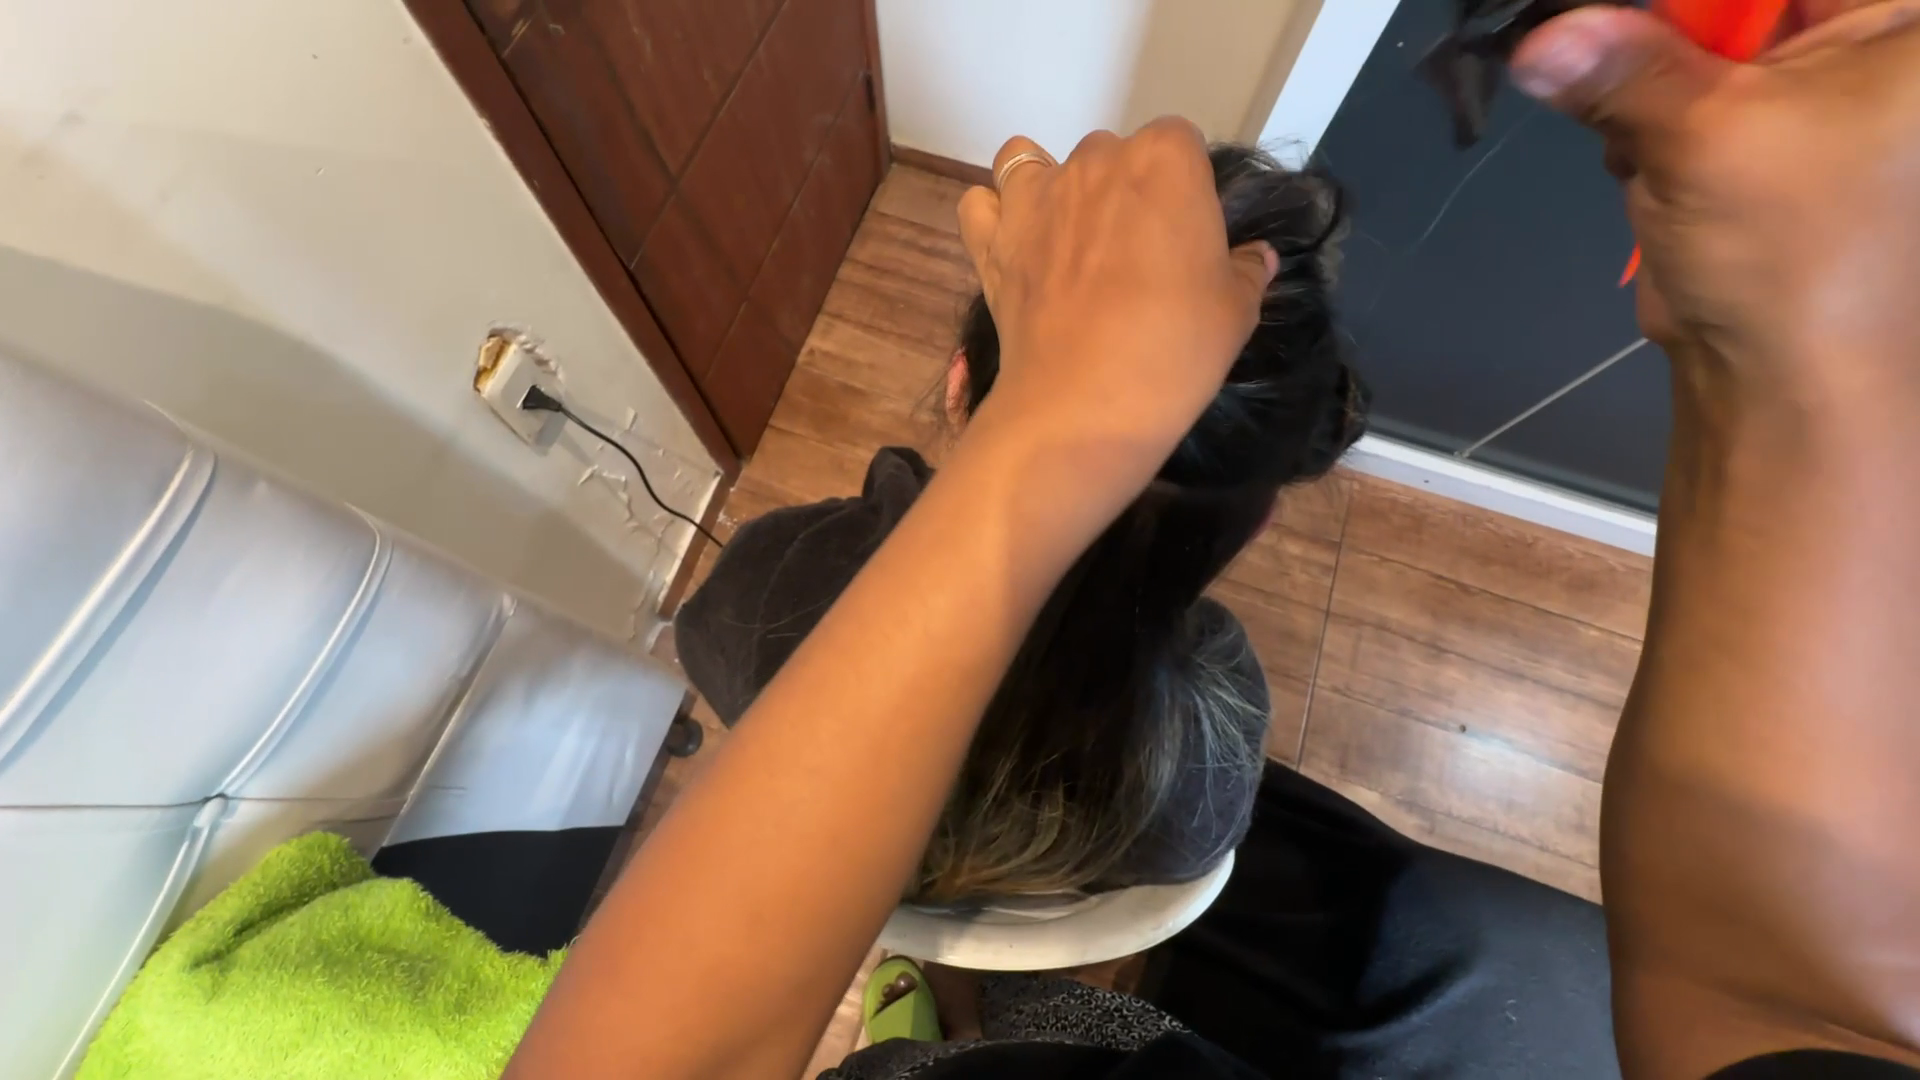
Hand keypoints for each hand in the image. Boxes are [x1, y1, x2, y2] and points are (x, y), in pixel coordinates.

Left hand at [955, 120, 1276, 485]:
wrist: (1084, 403)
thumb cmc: (1172, 350)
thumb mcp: (1234, 312)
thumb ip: (1244, 272)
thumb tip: (1254, 258)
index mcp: (1165, 160)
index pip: (1179, 147)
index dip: (1182, 193)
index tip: (1182, 241)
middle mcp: (1095, 161)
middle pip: (1109, 156)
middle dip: (1120, 195)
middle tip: (1129, 259)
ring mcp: (1033, 199)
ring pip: (1031, 163)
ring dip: (1048, 188)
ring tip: (1064, 239)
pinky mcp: (991, 242)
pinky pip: (979, 205)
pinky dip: (993, 217)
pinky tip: (1013, 245)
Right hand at [1512, 1, 1919, 404]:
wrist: (1771, 358)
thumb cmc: (1787, 242)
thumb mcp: (1705, 140)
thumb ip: (1626, 75)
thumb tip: (1537, 38)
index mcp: (1900, 19)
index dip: (1688, 0)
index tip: (1618, 22)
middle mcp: (1863, 40)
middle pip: (1731, 7)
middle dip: (1661, 40)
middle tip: (1613, 74)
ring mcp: (1802, 86)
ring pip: (1689, 47)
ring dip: (1641, 90)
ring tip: (1645, 144)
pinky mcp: (1746, 134)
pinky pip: (1670, 97)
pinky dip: (1638, 126)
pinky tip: (1641, 161)